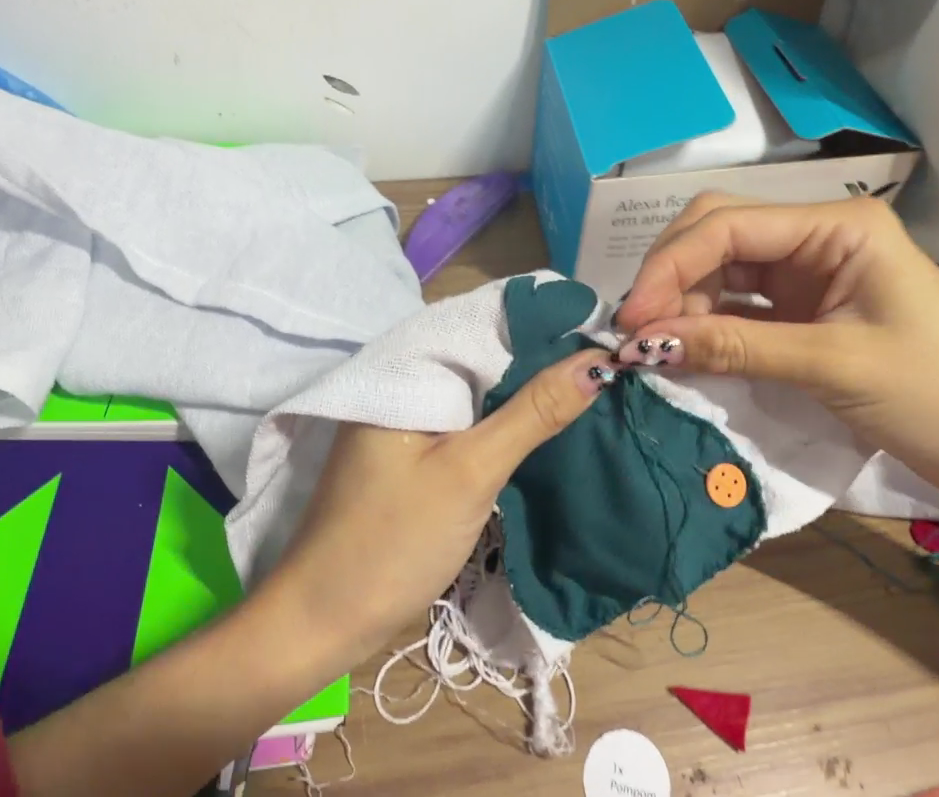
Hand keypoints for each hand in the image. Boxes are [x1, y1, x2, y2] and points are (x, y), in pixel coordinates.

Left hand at [256, 349, 615, 666]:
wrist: (323, 618)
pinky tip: (545, 421)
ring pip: (478, 386)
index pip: (485, 319)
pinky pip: (466, 416)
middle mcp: (401, 379)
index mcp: (404, 366)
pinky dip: (503, 417)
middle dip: (543, 354)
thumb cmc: (393, 541)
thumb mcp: (471, 471)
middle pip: (483, 352)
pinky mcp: (411, 449)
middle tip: (615, 357)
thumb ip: (533, 412)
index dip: (547, 320)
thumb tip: (598, 361)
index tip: (610, 328)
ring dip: (527, 387)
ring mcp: (404, 416)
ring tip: (594, 380)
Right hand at [614, 193, 938, 494]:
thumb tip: (641, 344)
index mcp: (836, 225)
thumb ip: (733, 347)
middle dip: (670, 277)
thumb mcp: (832, 367)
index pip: (728, 226)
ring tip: (653, 349)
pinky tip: (683, 350)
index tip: (630, 321)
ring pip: (723, 271)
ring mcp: (811, 273)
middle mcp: (818, 236)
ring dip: (683, 304)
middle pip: (718, 235)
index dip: (669, 267)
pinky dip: (708, 326)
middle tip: (634, 333)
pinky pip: (741, 307)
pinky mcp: (807, 310)